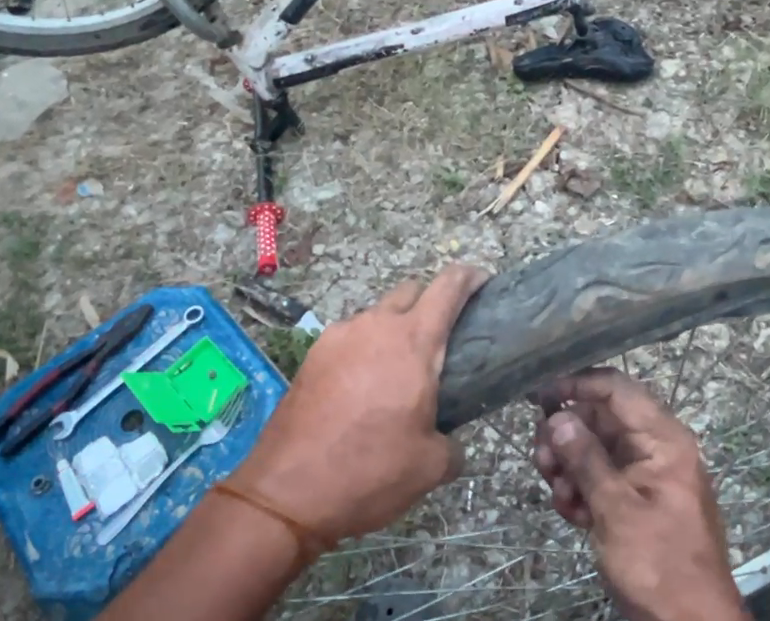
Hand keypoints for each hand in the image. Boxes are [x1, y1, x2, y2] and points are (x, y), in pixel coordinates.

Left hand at [225, 265, 489, 543]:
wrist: (286, 493)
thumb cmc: (369, 472)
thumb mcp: (430, 467)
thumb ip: (451, 443)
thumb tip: (449, 442)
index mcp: (414, 341)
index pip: (449, 287)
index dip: (471, 277)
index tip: (484, 283)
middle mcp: (376, 325)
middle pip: (412, 290)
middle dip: (431, 303)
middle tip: (442, 338)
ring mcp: (339, 336)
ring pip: (377, 314)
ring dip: (394, 329)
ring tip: (397, 371)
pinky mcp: (313, 354)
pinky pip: (350, 337)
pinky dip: (365, 349)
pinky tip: (362, 388)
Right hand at [534, 368, 747, 620]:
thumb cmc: (658, 562)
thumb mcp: (616, 509)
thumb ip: (585, 459)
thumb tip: (558, 418)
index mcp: (663, 439)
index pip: (616, 389)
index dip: (577, 385)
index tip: (539, 396)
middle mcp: (654, 449)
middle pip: (601, 420)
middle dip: (567, 436)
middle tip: (540, 459)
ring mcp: (645, 477)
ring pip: (596, 452)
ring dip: (569, 467)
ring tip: (557, 493)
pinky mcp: (634, 504)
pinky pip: (600, 481)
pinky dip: (581, 491)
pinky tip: (570, 513)